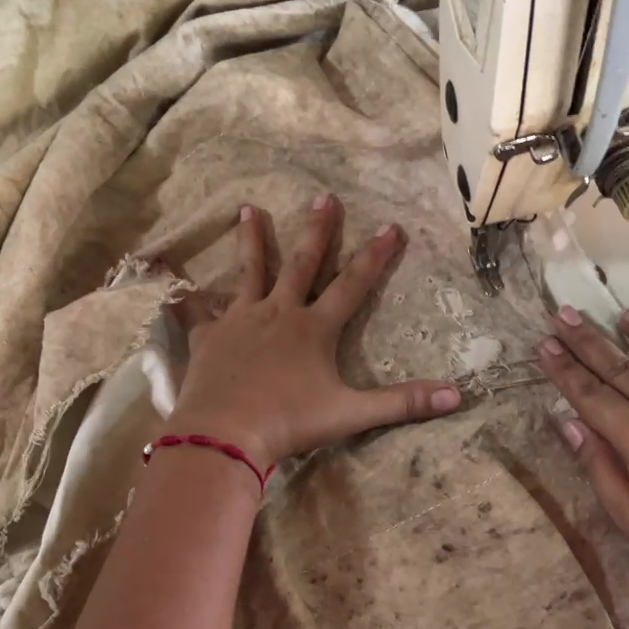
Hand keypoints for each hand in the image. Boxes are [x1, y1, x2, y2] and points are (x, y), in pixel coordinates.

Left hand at [167, 195, 461, 467]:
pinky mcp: (208, 338)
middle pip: (301, 264)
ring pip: (249, 273)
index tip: (390, 225)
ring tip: (250, 208)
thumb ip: (402, 403)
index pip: (353, 285)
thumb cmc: (289, 423)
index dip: (374, 256)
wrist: (225, 433)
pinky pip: (196, 311)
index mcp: (314, 329)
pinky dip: (187, 295)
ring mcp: (239, 322)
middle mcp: (278, 314)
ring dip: (253, 240)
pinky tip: (170, 278)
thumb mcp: (351, 414)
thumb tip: (458, 396)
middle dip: (317, 230)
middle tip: (323, 195)